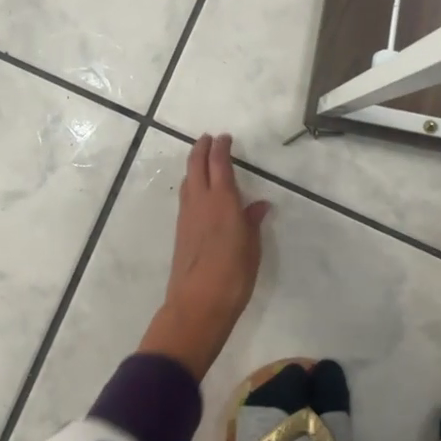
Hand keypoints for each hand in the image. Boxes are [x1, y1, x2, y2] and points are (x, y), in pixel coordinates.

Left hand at [137, 134, 271, 379]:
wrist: (197, 303)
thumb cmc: (233, 275)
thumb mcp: (252, 248)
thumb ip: (252, 222)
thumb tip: (259, 205)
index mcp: (223, 201)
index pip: (219, 164)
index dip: (221, 148)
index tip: (224, 137)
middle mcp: (201, 201)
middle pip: (196, 165)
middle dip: (201, 149)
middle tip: (207, 139)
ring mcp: (187, 215)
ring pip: (188, 180)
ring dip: (194, 165)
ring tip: (202, 161)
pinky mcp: (181, 230)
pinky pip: (186, 196)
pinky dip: (191, 184)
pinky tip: (197, 191)